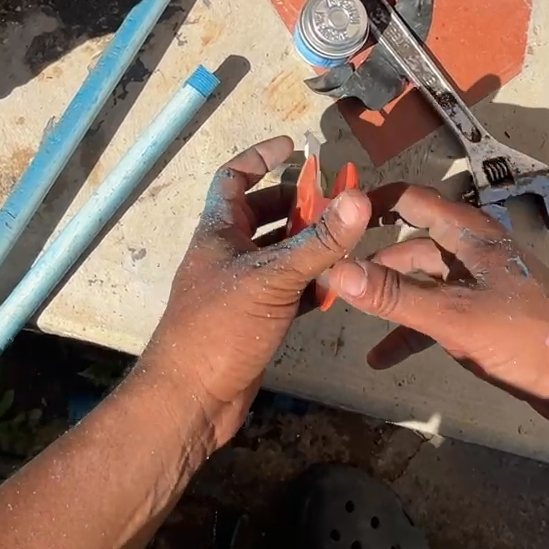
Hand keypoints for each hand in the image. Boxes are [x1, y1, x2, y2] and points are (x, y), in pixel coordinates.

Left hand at [138, 136, 370, 445]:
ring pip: (279, 252)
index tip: (294, 147)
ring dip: (309, 244)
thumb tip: (358, 196)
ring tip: (347, 237)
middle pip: (264, 213)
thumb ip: (318, 241)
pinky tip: (340, 284)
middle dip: (298, 203)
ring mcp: (241, 287)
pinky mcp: (255, 318)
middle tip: (336, 200)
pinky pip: (288, 289)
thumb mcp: (272, 278)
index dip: (260, 157)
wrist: (190, 401)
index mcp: (219, 230)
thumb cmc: (219, 328)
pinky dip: (311, 283)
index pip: (234, 177)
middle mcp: (228, 252)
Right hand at [323, 184, 548, 416]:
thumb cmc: (526, 336)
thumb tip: (335, 271)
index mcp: (468, 231)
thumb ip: (393, 295)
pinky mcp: (482, 313)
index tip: (330, 218)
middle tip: (329, 278)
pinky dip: (410, 329)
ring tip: (349, 318)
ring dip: (388, 301)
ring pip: (419, 282)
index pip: (409, 199)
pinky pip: (435, 313)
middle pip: (409, 244)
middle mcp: (470, 248)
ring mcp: (476, 282)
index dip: (369, 203)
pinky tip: (381, 357)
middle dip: (371, 263)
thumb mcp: (453, 317)